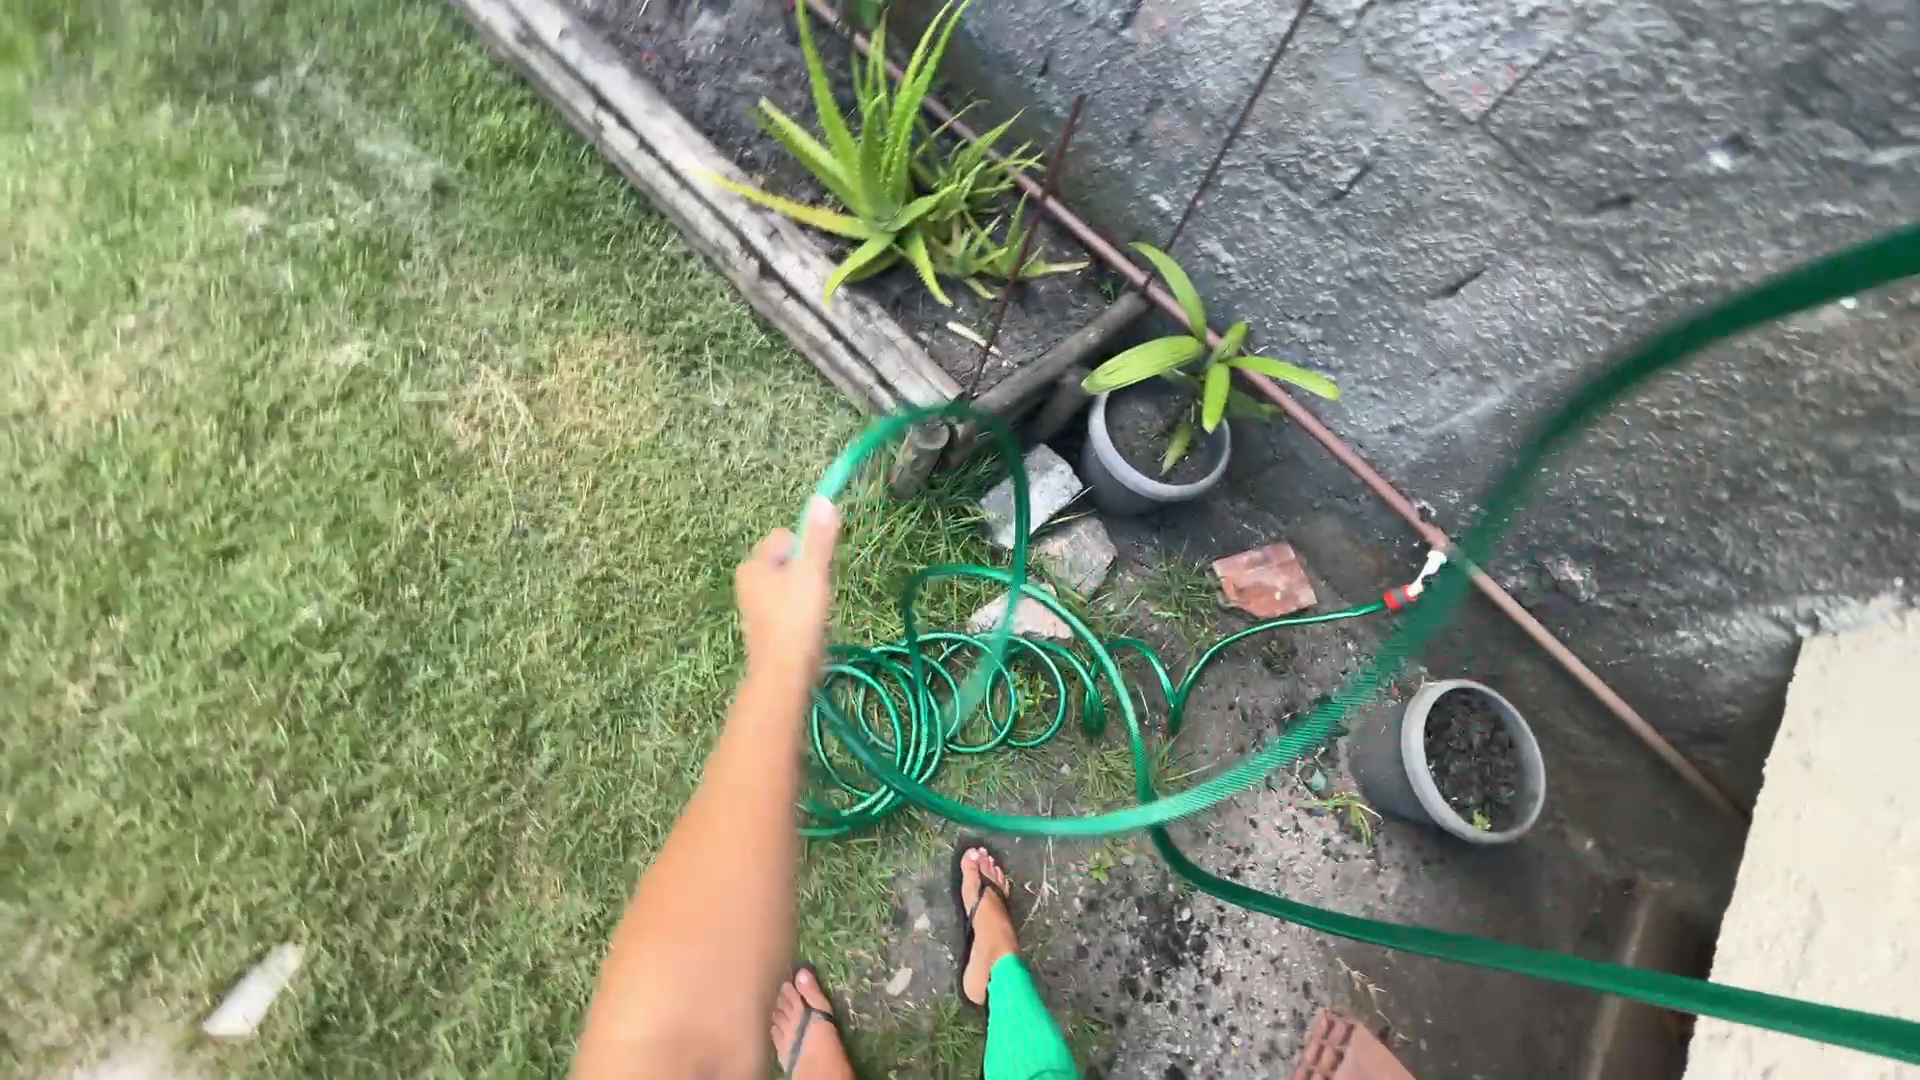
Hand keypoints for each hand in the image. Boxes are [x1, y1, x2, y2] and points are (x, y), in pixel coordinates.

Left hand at [735, 495, 840, 683]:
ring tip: (813, 613)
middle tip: (816, 594)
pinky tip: (809, 627)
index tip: (817, 570)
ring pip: (792, 584)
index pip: (787, 536)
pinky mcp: (766, 626)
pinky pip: (789, 605)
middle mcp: (748, 581)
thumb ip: (818, 537)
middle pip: (790, 560)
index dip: (808, 550)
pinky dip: (802, 612)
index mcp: (753, 564)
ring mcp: (755, 605)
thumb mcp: (811, 572)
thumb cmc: (796, 619)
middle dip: (809, 573)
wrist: (783, 673)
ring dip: (808, 594)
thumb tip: (822, 500)